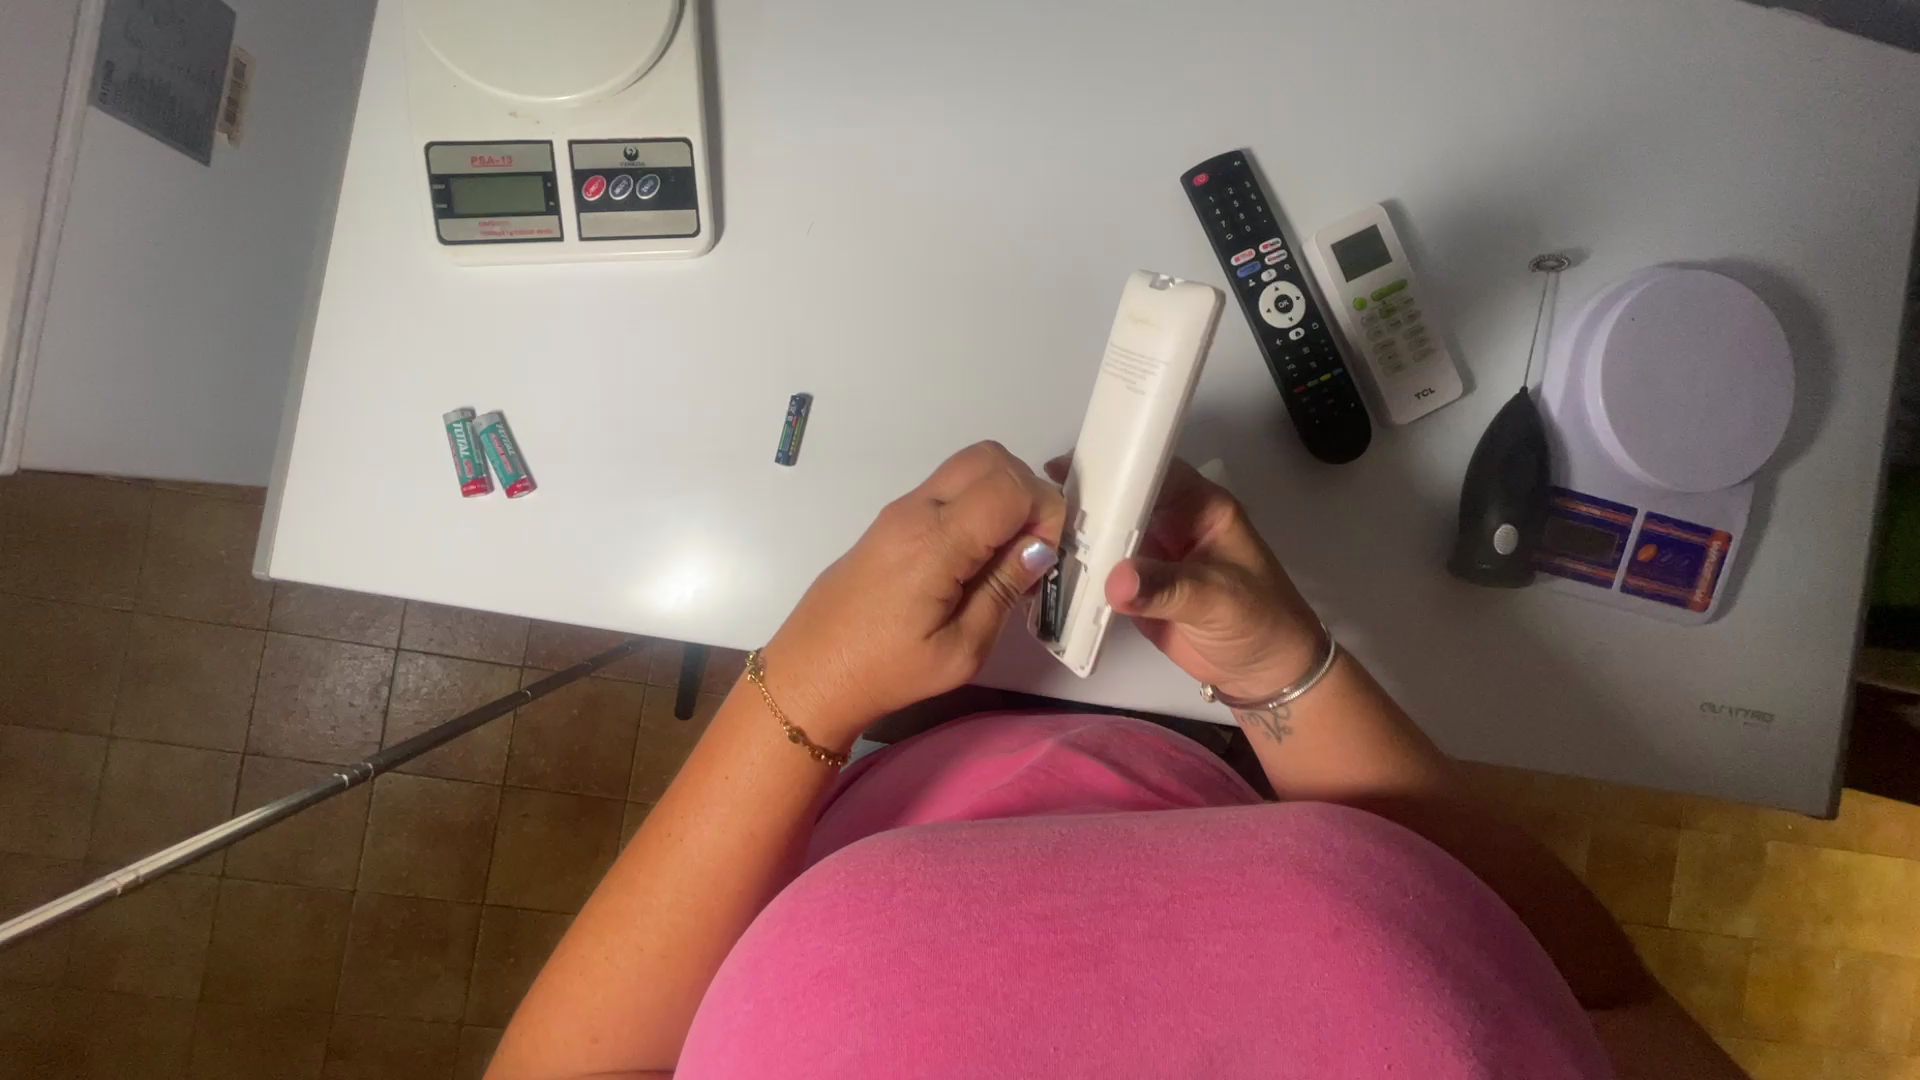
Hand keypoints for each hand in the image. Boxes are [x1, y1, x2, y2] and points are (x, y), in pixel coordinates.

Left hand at [764, 442, 1065, 746]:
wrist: (812, 671)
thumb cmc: (885, 671)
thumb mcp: (961, 650)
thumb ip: (1003, 590)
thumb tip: (1039, 547)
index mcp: (934, 543)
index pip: (1010, 488)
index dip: (1044, 513)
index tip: (1043, 557)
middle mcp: (915, 511)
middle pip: (990, 458)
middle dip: (1027, 491)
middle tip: (1031, 546)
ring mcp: (899, 510)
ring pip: (968, 466)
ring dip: (1001, 495)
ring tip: (1004, 553)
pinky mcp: (891, 520)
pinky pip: (947, 488)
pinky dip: (977, 504)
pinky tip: (976, 555)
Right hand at [1046, 454, 1321, 700]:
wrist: (1264, 674)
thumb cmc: (1260, 622)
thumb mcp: (1218, 599)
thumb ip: (1166, 588)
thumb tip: (1115, 582)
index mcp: (1198, 507)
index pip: (1152, 470)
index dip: (1112, 465)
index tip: (1065, 469)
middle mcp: (1169, 523)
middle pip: (1119, 499)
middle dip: (1082, 501)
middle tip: (1039, 507)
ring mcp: (1150, 555)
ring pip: (1104, 534)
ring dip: (1073, 537)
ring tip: (1034, 538)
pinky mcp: (1135, 587)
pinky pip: (1100, 572)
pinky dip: (1076, 573)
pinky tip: (1047, 572)